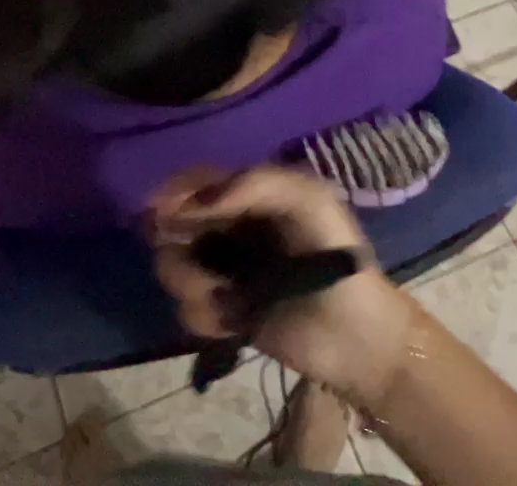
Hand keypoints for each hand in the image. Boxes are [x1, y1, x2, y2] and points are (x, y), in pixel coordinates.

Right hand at [148, 166, 417, 404]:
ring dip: (190, 282)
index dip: (172, 194)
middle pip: (171, 225)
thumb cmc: (335, 253)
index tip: (159, 212)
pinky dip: (205, 316)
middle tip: (198, 259)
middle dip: (173, 241)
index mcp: (248, 196)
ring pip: (172, 268)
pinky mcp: (223, 315)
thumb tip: (192, 203)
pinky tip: (234, 320)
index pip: (194, 183)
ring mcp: (223, 273)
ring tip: (226, 295)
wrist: (357, 332)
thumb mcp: (306, 199)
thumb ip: (253, 184)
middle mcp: (228, 230)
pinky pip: (187, 310)